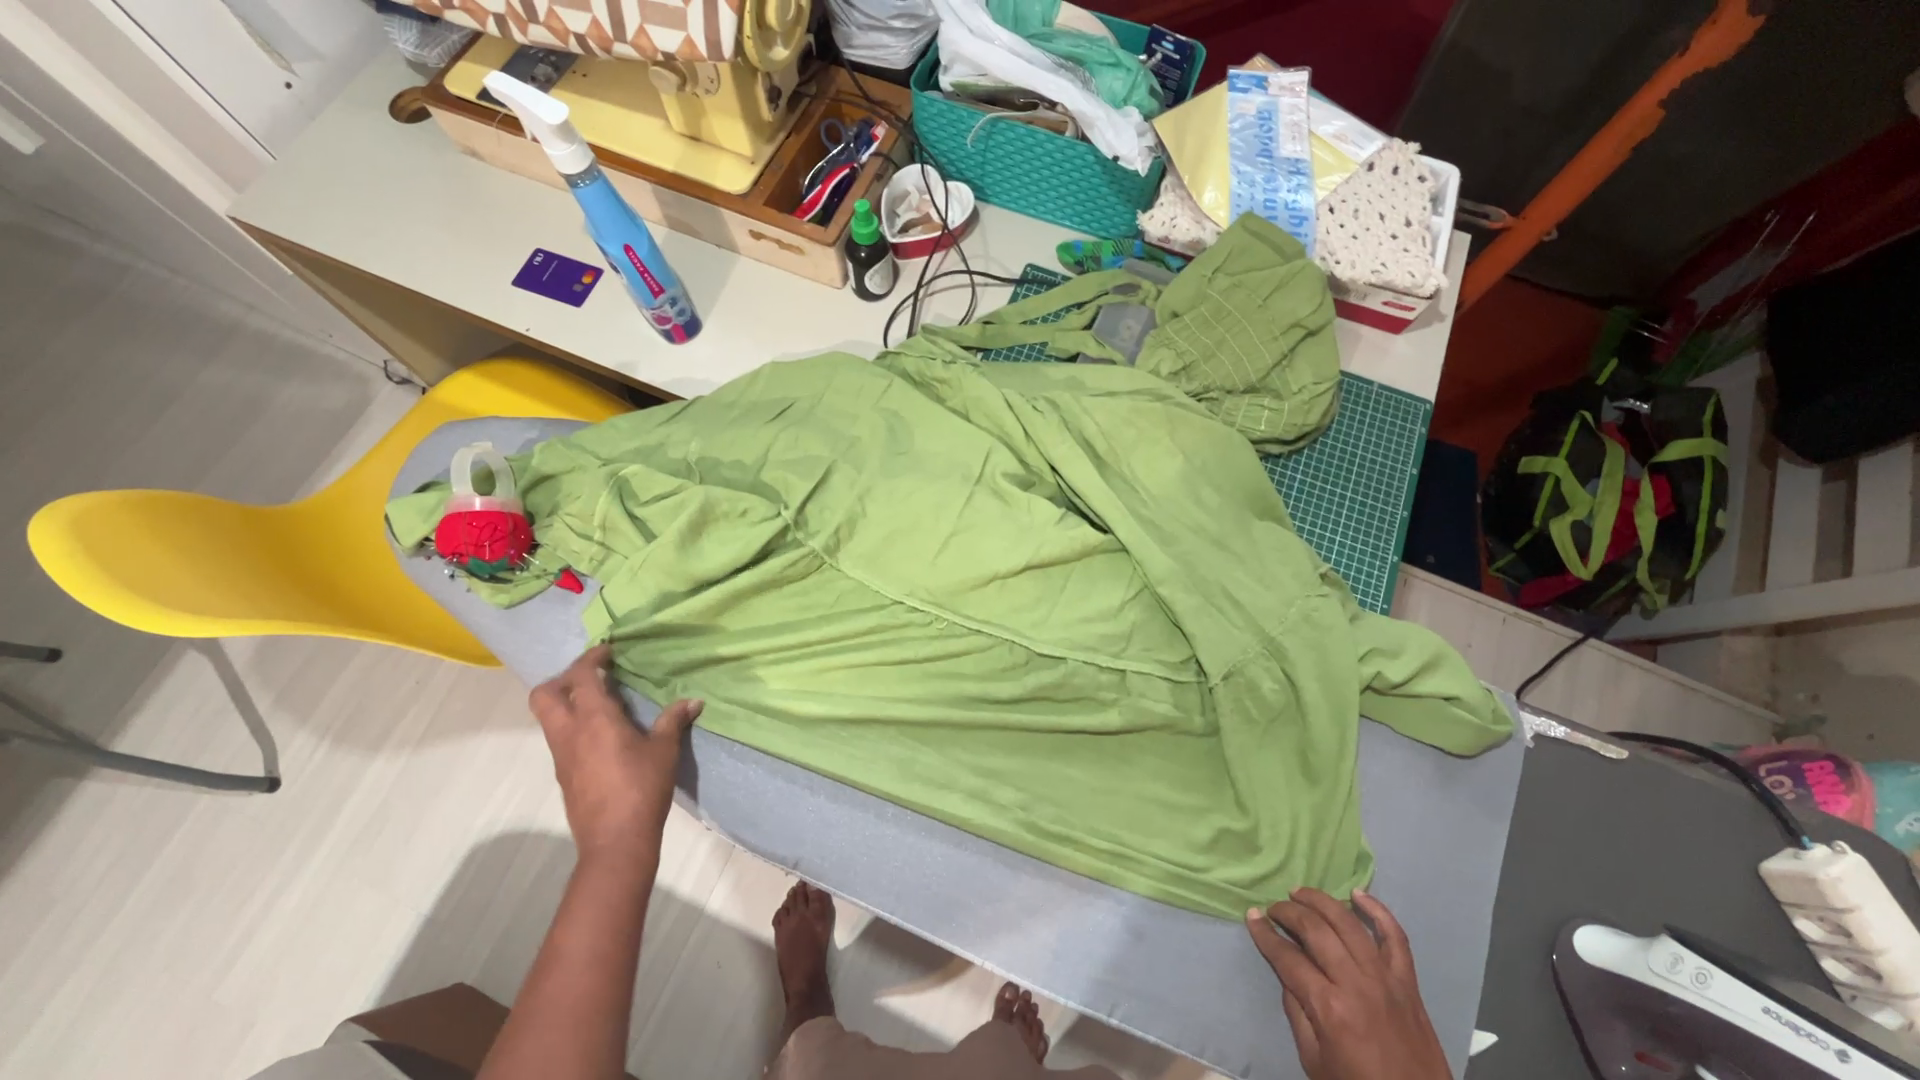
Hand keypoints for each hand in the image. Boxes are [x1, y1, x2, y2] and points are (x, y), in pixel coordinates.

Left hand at [528, 645, 701, 866]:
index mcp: (594, 718)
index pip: (582, 675)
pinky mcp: (563, 774)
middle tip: (592, 677)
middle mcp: (569, 732)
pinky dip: (573, 726)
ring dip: (566, 703)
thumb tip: (693, 701)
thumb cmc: (642, 788)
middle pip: (545, 694)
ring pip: (548, 717)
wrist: (615, 840)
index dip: (592, 658)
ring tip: (599, 704)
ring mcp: (561, 755)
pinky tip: (601, 736)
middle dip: (563, 679)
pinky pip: (559, 738)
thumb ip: (674, 721)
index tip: (608, 651)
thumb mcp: (665, 751)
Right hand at [1244, 888, 1449, 1079]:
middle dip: (1288, 912)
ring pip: (1349, 924)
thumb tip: (1287, 974)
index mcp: (1328, 1008)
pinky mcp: (1408, 982)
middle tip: (1273, 907)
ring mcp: (1385, 979)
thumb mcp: (1315, 1061)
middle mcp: (1355, 984)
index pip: (1288, 957)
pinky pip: (1395, 937)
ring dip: (1322, 901)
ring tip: (1301, 893)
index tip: (1252, 917)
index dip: (1265, 934)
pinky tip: (1358, 894)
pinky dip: (1378, 911)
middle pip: (1316, 931)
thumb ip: (1297, 1013)